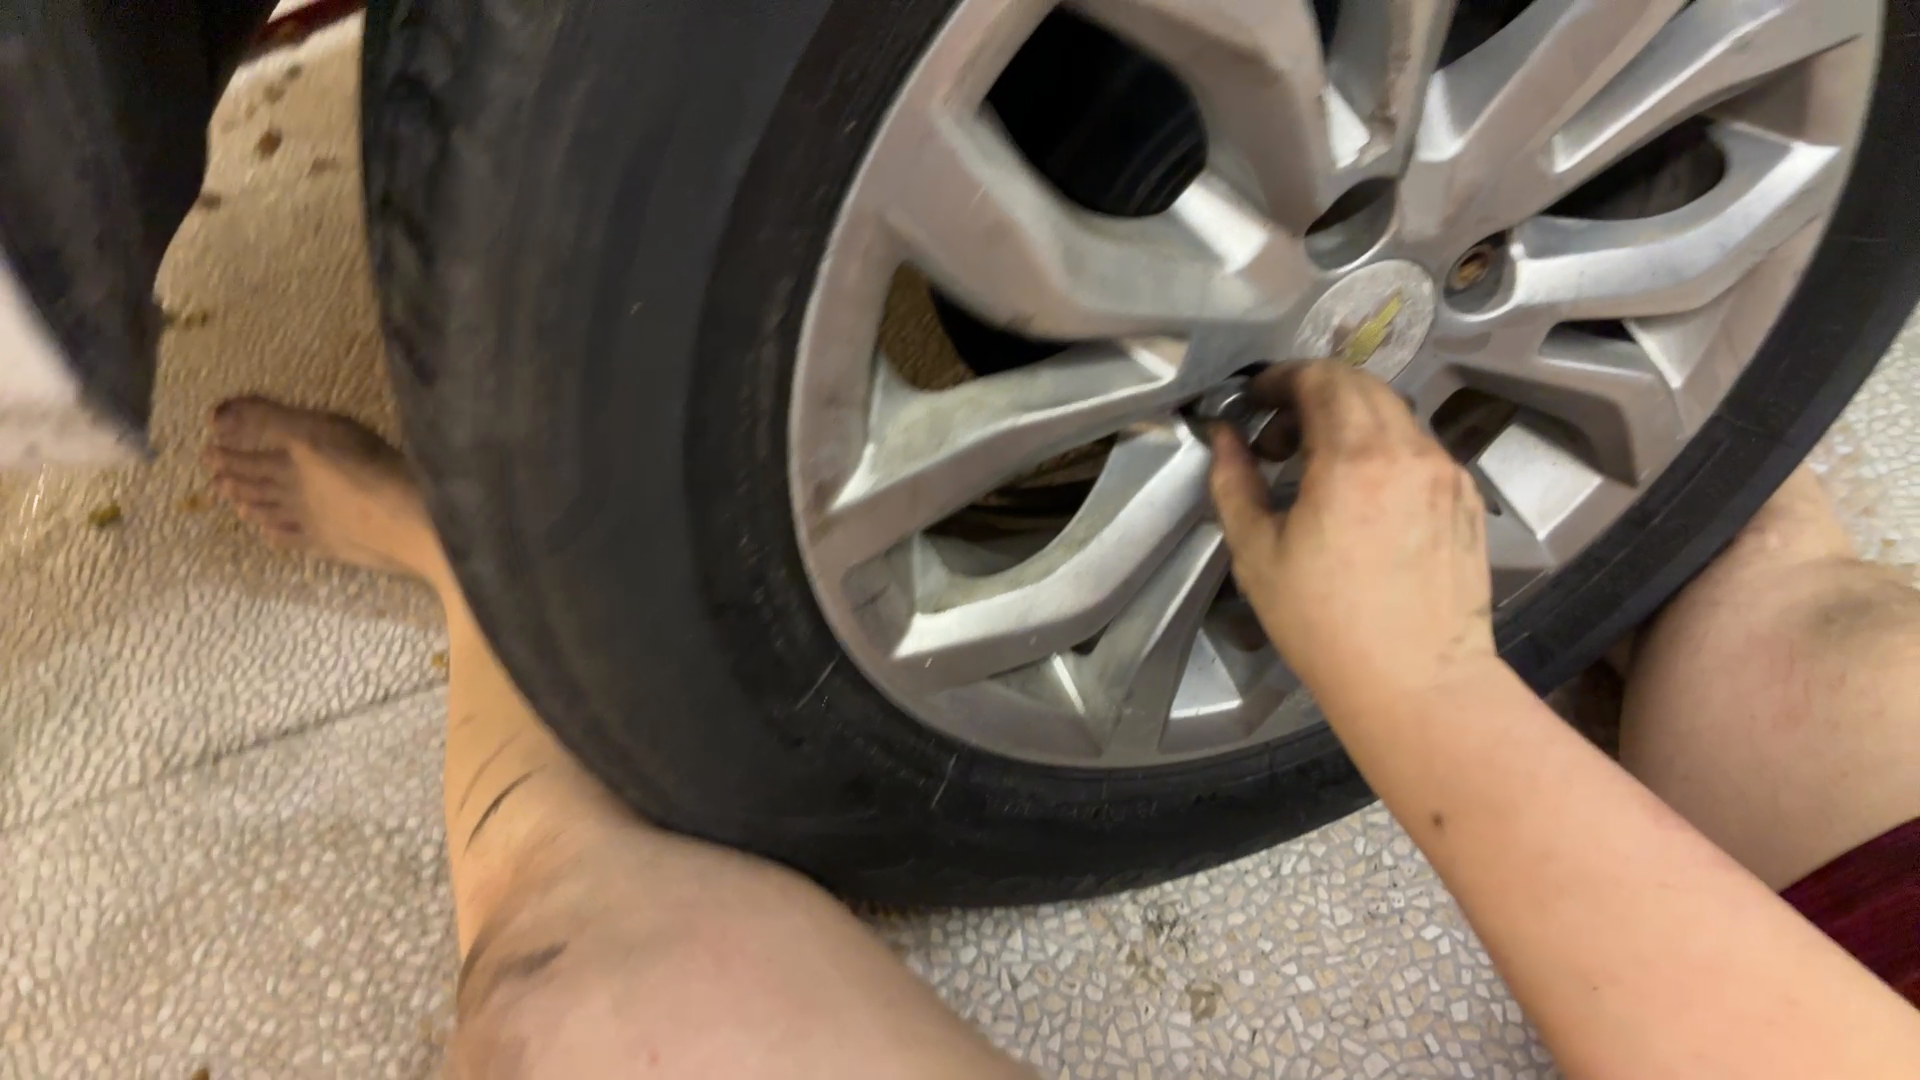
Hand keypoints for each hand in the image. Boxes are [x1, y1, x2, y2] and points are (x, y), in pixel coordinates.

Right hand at [1208, 362, 1497, 712]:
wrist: (1415, 680)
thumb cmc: (1322, 621)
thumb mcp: (1256, 551)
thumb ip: (1233, 481)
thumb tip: (1224, 437)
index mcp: (1354, 458)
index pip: (1322, 378)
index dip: (1281, 379)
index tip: (1254, 400)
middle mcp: (1410, 451)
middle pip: (1361, 385)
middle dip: (1311, 395)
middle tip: (1276, 438)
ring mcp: (1447, 473)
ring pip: (1393, 414)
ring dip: (1347, 421)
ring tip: (1314, 468)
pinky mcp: (1466, 499)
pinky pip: (1418, 448)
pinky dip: (1380, 448)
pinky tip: (1358, 494)